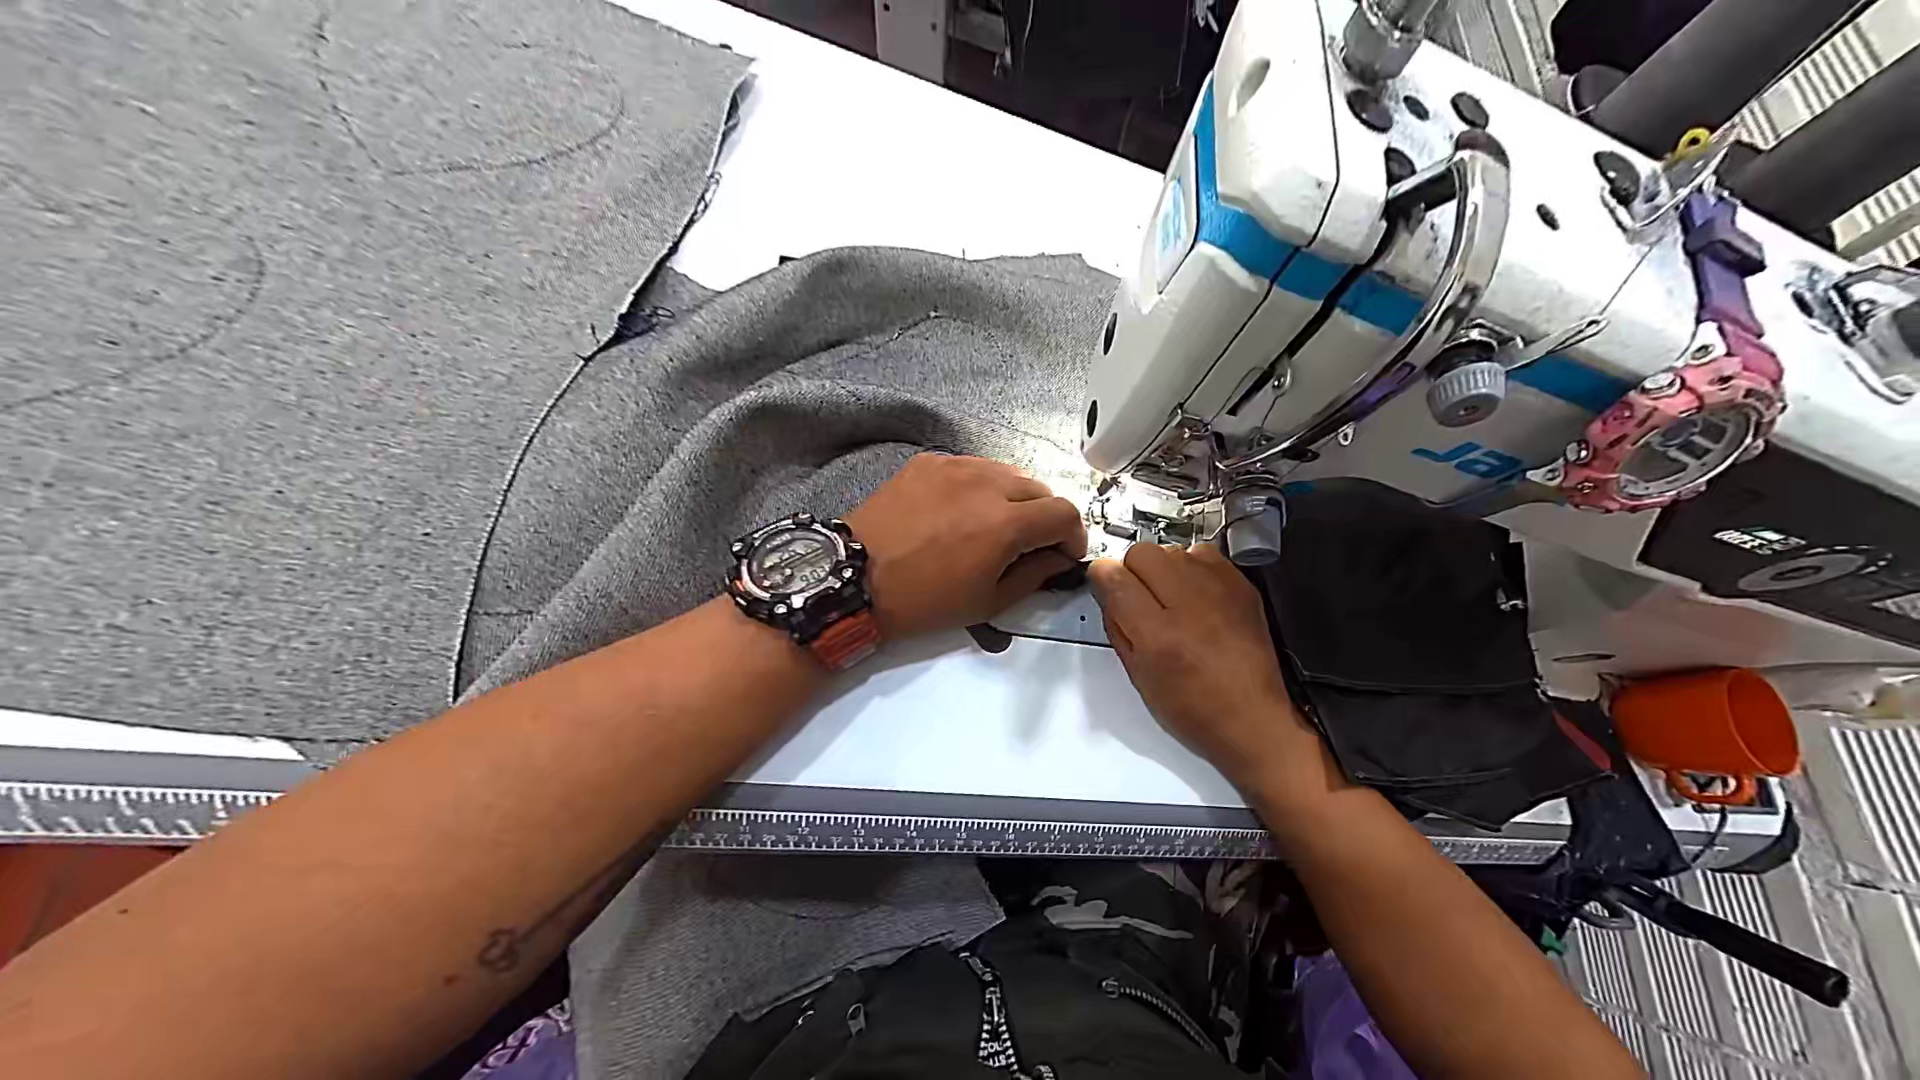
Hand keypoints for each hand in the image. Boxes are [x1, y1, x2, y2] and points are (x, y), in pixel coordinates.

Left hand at [844, 454, 1086, 639]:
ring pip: (1006, 473)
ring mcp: (954, 466)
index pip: (1065, 513)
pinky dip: (979, 486)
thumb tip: (1057, 559)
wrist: (854, 578)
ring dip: (1014, 498)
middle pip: (1040, 488)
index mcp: (1005, 523)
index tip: (1063, 552)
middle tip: (1029, 542)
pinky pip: (971, 467)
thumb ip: (1034, 575)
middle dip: (1044, 516)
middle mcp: (985, 484)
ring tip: (994, 525)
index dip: (1073, 535)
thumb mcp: (988, 602)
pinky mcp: (929, 462)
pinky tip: (960, 510)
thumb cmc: (922, 600)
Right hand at [1088, 542, 1328, 796]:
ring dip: (1162, 568)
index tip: (1104, 586)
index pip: (1112, 575)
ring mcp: (1220, 590)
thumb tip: (1107, 590)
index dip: (1102, 578)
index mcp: (1157, 634)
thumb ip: (1117, 626)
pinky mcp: (1242, 586)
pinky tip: (1194, 595)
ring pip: (1171, 549)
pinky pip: (1203, 554)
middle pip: (1141, 553)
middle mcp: (1189, 604)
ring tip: (1169, 598)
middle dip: (1132, 570)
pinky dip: (1192, 569)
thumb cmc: (1196, 709)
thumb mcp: (1138, 675)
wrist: (1253, 720)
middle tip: (1138, 597)